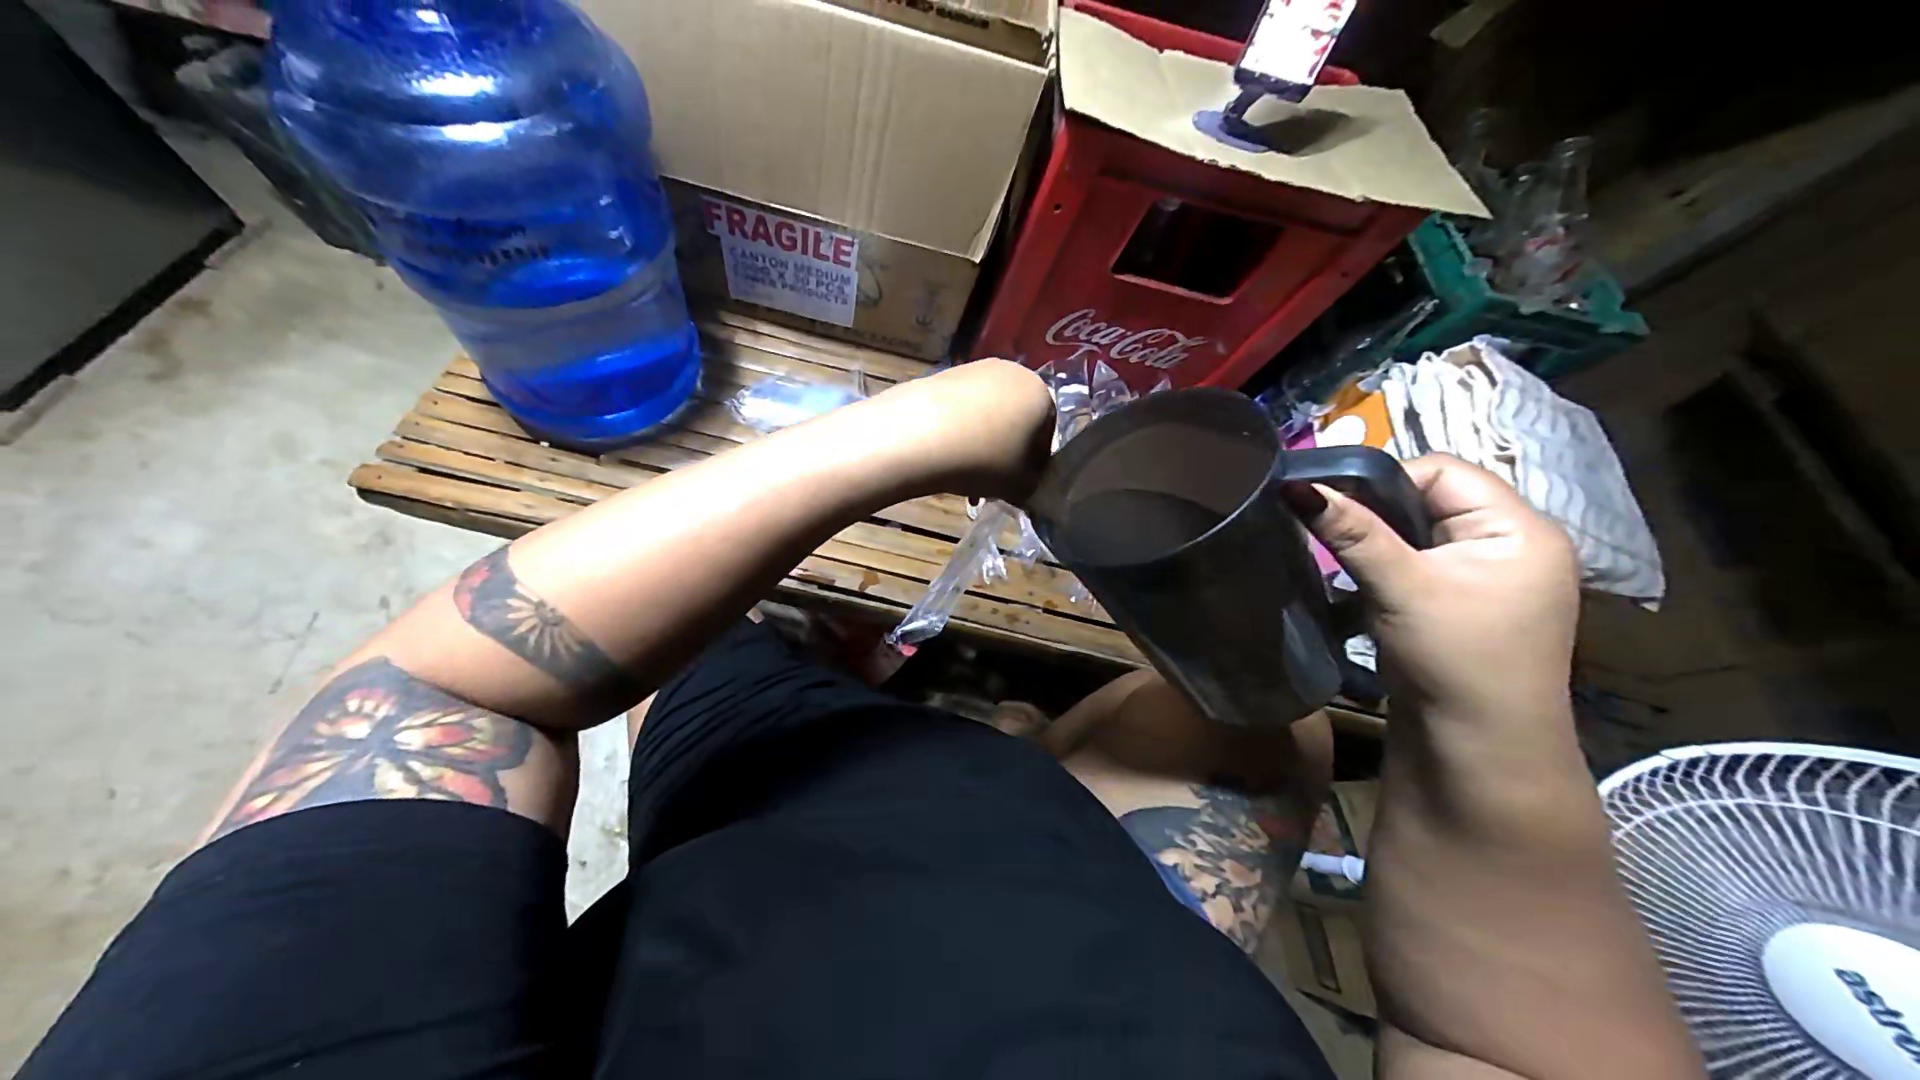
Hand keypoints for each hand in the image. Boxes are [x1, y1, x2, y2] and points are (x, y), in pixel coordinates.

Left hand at [876, 359, 1054, 501]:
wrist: (920, 435)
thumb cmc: (984, 460)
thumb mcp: (1021, 486)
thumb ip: (1034, 486)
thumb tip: (1028, 484)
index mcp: (1042, 393)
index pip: (1047, 435)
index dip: (1034, 465)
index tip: (1017, 486)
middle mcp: (1013, 371)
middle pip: (1016, 420)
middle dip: (1005, 453)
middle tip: (990, 483)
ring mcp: (975, 369)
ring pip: (988, 415)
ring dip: (981, 444)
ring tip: (963, 476)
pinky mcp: (944, 374)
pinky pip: (961, 408)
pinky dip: (958, 431)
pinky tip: (945, 457)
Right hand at [1290, 454, 1578, 720]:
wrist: (1479, 748)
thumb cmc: (1454, 657)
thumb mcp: (1400, 586)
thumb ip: (1352, 532)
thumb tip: (1295, 486)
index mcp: (1520, 528)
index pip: (1443, 470)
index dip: (1385, 480)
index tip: (1334, 505)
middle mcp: (1513, 543)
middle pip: (1432, 498)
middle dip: (1378, 512)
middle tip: (1331, 531)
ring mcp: (1490, 575)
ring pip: (1420, 532)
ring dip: (1379, 541)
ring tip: (1344, 559)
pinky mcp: (1465, 601)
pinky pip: (1420, 562)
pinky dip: (1388, 565)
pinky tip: (1362, 582)